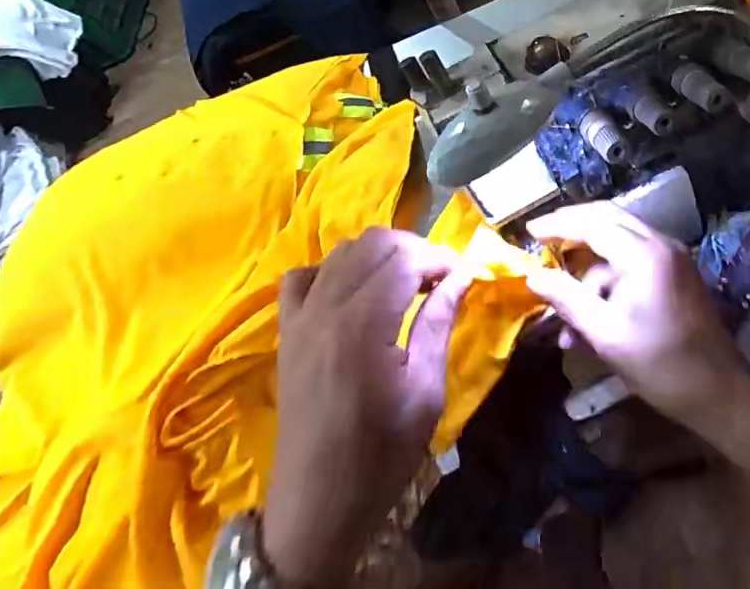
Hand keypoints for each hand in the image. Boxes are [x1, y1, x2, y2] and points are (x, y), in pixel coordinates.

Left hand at [263, 229, 471, 587]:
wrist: (316, 505)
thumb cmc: (380, 457)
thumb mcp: (425, 395)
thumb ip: (439, 326)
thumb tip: (461, 277)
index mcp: (364, 325)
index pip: (405, 258)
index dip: (440, 258)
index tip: (463, 276)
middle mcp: (326, 308)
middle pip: (373, 243)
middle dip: (413, 249)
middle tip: (438, 278)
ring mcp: (300, 317)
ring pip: (341, 251)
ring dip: (378, 255)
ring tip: (404, 283)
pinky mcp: (286, 330)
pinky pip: (303, 276)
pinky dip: (331, 270)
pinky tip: (351, 291)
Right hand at [524, 202, 749, 428]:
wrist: (722, 395)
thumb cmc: (663, 366)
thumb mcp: (606, 334)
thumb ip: (567, 299)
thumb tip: (532, 276)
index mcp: (645, 255)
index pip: (593, 223)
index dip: (557, 225)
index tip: (529, 232)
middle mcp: (661, 244)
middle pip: (607, 218)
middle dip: (571, 228)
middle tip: (541, 239)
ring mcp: (671, 257)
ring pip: (617, 241)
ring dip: (587, 265)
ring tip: (561, 302)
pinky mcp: (674, 273)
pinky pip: (631, 261)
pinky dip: (606, 279)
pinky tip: (588, 316)